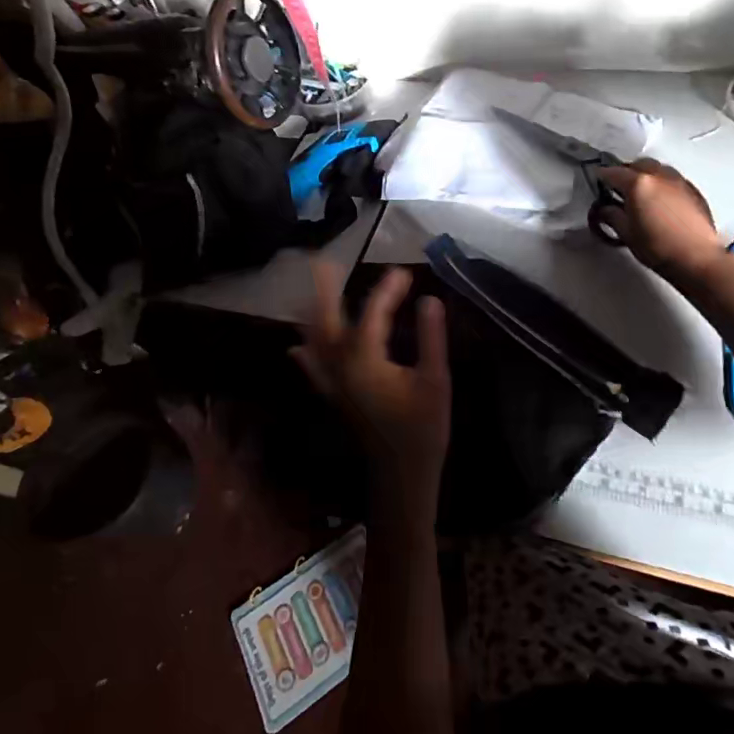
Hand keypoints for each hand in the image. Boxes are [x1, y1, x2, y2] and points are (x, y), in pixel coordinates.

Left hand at [293, 262, 451, 520]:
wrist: (402, 472)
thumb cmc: (424, 427)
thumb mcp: (436, 379)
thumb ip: (430, 337)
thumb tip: (429, 300)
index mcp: (364, 360)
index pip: (373, 313)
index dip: (388, 289)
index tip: (405, 272)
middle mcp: (340, 367)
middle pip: (326, 320)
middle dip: (324, 289)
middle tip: (324, 260)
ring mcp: (333, 382)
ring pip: (314, 340)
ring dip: (313, 312)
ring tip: (312, 289)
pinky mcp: (335, 395)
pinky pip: (313, 368)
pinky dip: (306, 353)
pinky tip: (297, 347)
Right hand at [595, 158, 727, 283]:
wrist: (696, 258)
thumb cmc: (660, 248)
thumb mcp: (627, 234)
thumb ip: (612, 216)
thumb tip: (606, 210)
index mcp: (638, 184)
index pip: (613, 172)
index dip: (602, 177)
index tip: (598, 182)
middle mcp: (659, 176)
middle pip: (637, 165)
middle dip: (626, 173)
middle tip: (619, 189)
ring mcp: (679, 181)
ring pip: (657, 169)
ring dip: (646, 176)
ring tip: (642, 195)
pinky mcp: (693, 191)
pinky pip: (673, 180)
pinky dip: (663, 185)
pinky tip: (661, 203)